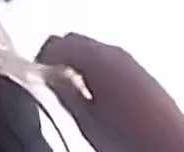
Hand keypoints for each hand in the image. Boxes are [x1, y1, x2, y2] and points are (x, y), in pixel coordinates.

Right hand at [38, 33, 183, 151]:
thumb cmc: (132, 144)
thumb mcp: (88, 123)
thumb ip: (65, 94)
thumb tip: (51, 78)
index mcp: (96, 56)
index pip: (56, 42)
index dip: (41, 57)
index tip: (37, 74)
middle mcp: (115, 51)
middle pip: (75, 40)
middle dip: (61, 56)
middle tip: (52, 81)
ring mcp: (133, 63)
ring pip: (95, 51)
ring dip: (80, 63)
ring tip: (74, 92)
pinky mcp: (147, 78)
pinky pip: (113, 63)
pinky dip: (100, 71)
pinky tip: (100, 98)